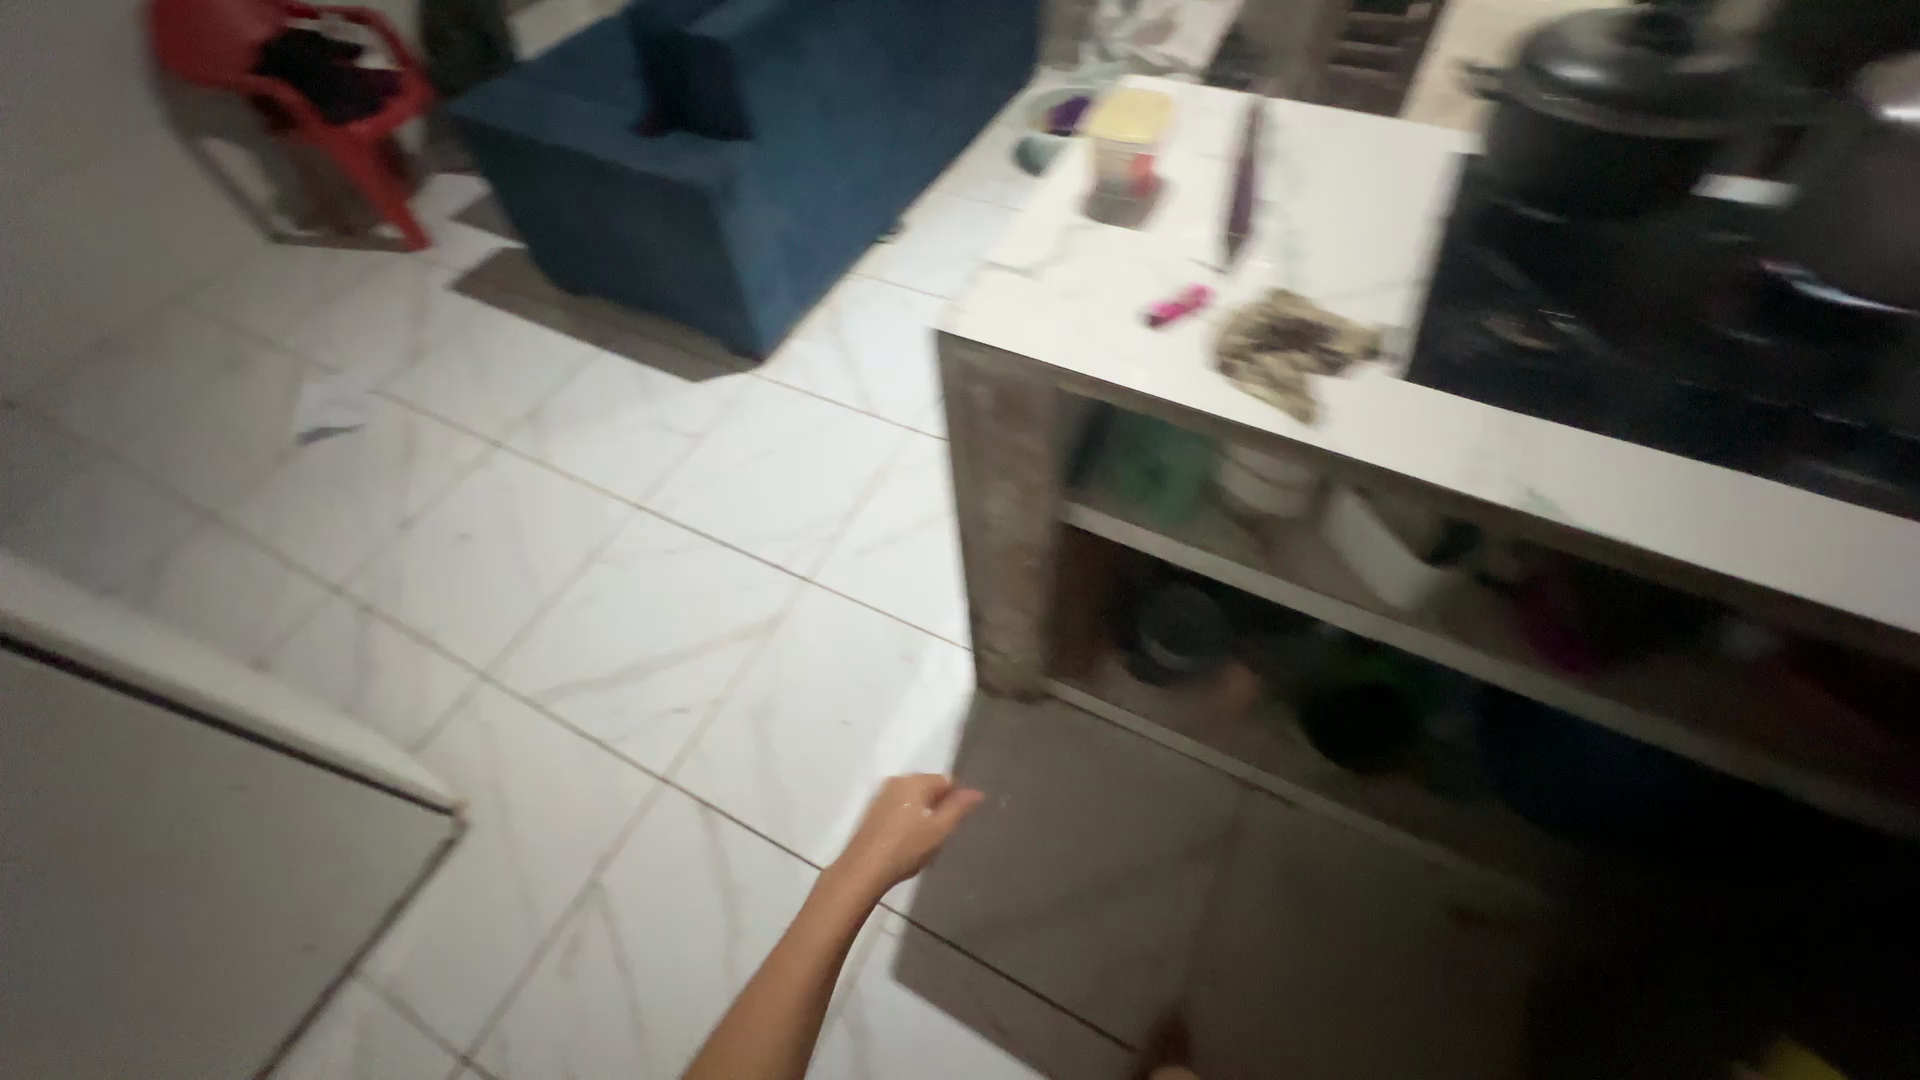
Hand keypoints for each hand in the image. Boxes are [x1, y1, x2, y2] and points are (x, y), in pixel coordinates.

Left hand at [828, 774, 983, 899]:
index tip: (958, 823)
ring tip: (926, 842)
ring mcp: (881, 794)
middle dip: (939, 807)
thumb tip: (977, 792)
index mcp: (914, 780)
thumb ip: (959, 807)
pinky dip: (908, 819)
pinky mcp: (872, 810)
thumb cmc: (906, 848)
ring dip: (923, 815)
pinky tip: (908, 842)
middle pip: (928, 788)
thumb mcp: (940, 830)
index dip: (957, 800)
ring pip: (913, 799)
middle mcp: (897, 780)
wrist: (863, 870)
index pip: (947, 781)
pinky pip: (899, 807)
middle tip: (942, 834)